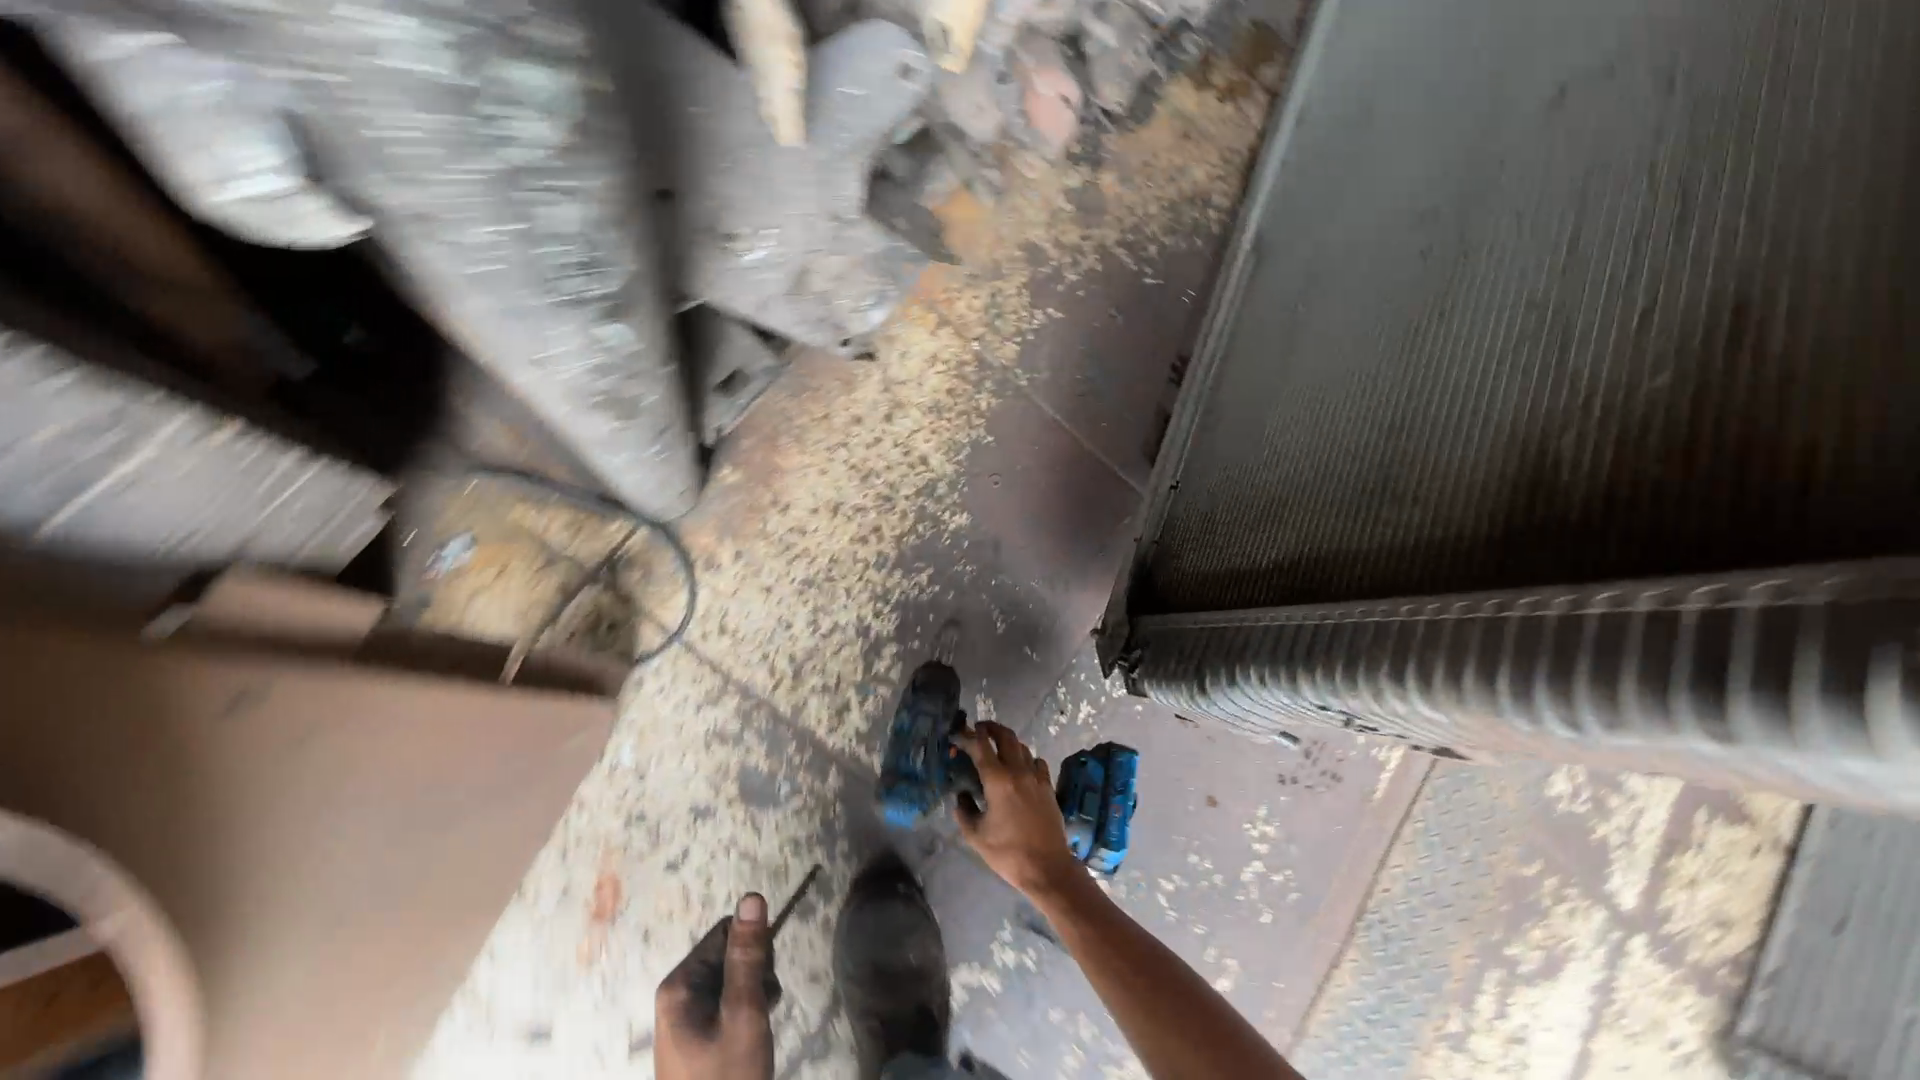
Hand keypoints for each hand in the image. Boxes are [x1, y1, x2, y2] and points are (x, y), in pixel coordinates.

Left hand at [655, 895, 775, 1079]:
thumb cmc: (728, 1077)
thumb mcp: (743, 1014)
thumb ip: (748, 956)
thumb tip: (752, 896)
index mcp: (680, 983)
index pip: (726, 931)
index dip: (753, 948)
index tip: (763, 980)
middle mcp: (678, 992)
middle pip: (730, 953)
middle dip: (755, 973)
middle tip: (759, 1010)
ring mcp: (686, 1015)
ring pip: (734, 978)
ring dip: (754, 995)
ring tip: (755, 1029)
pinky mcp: (698, 1034)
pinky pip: (729, 1002)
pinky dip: (747, 1013)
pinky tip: (750, 1038)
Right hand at [951, 721, 1086, 900]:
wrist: (1047, 868)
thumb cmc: (1008, 853)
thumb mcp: (975, 835)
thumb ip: (964, 811)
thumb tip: (961, 796)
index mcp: (998, 780)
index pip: (980, 746)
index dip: (966, 736)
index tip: (957, 736)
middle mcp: (1019, 772)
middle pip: (1006, 737)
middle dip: (990, 728)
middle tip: (978, 728)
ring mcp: (1037, 778)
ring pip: (1023, 747)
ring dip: (1008, 742)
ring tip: (997, 748)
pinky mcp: (1049, 788)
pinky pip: (1037, 762)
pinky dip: (1026, 758)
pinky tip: (1021, 768)